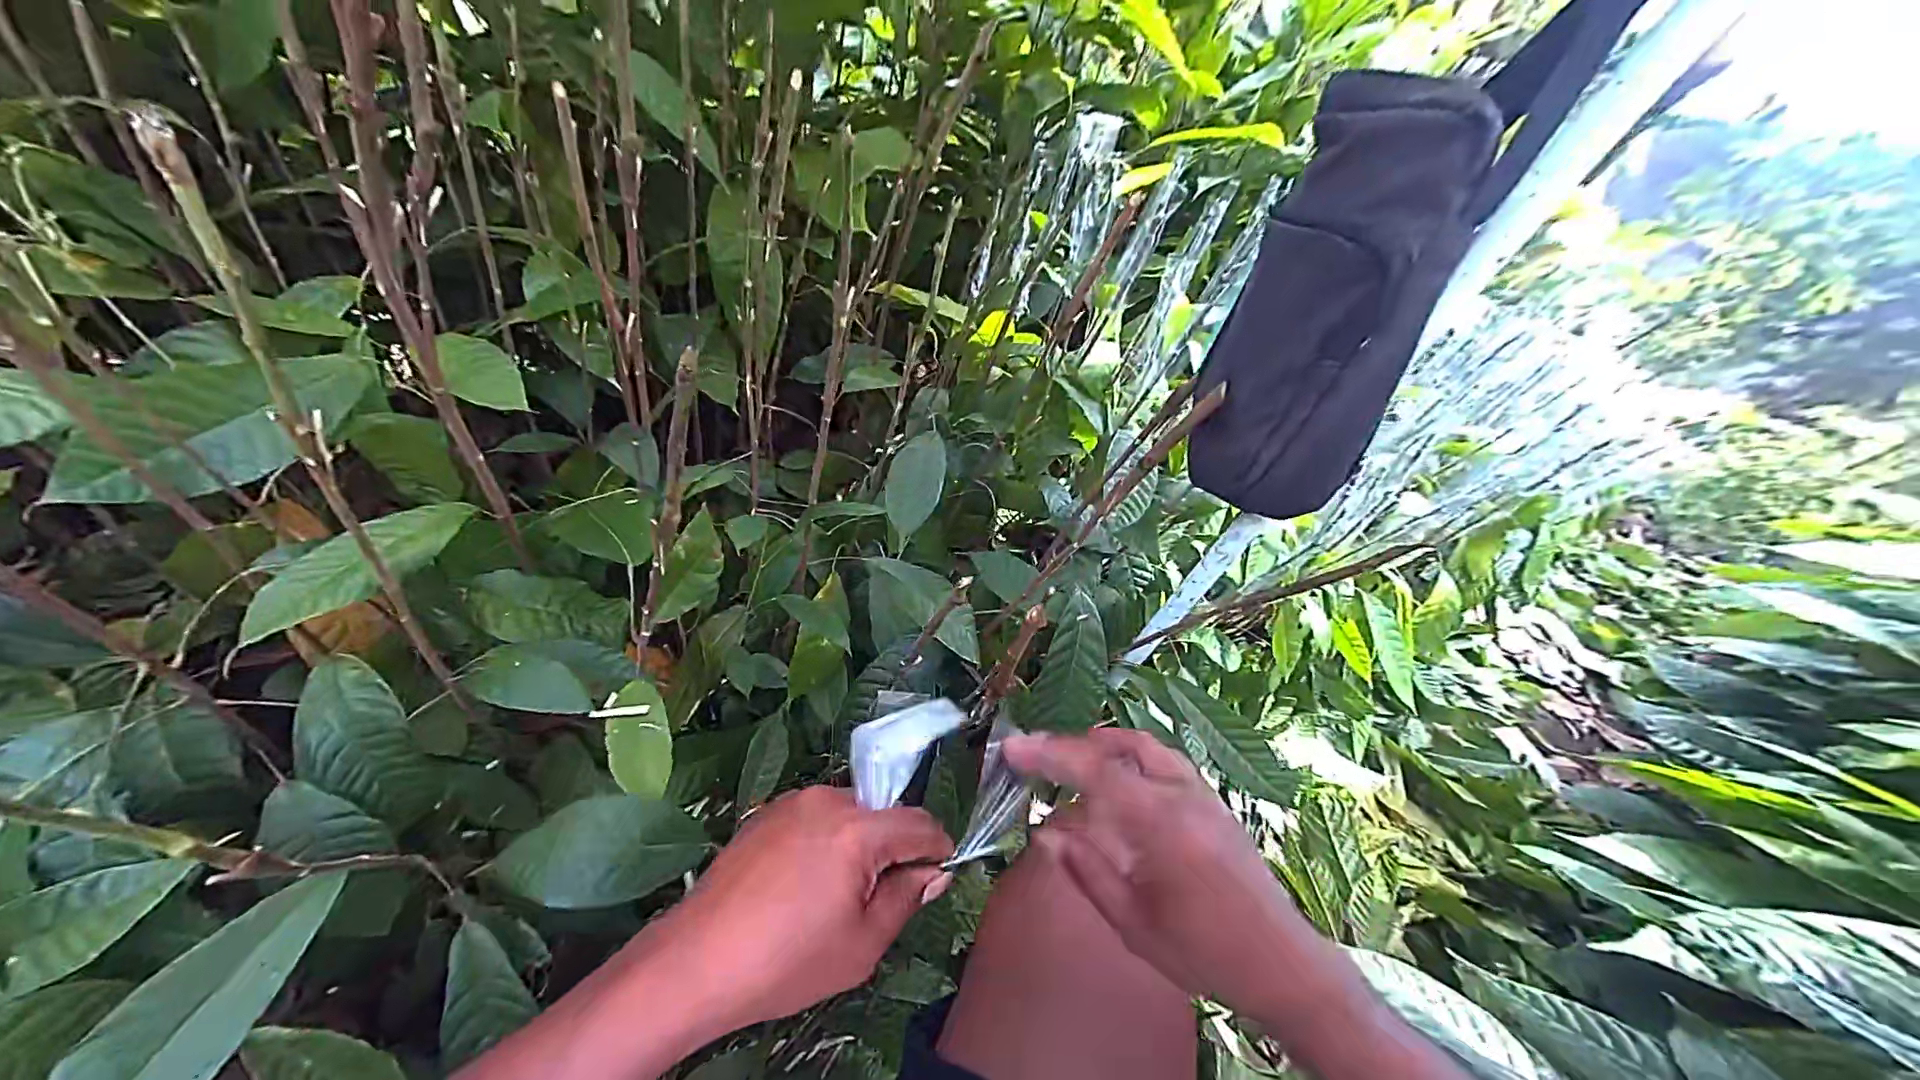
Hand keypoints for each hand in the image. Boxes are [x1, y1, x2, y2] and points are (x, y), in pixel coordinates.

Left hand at [639, 785, 953, 1027]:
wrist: (694, 963)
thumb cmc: (787, 961)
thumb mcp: (862, 944)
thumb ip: (906, 898)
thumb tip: (934, 872)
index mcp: (858, 828)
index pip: (919, 822)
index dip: (937, 846)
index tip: (939, 870)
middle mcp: (827, 800)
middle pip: (882, 814)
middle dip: (892, 848)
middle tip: (879, 896)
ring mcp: (792, 802)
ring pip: (848, 814)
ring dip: (857, 842)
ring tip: (833, 894)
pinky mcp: (766, 812)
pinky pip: (814, 817)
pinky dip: (825, 840)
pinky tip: (801, 884)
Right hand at [1003, 729, 1318, 1015]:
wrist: (1283, 963)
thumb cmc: (1205, 952)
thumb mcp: (1134, 924)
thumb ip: (1086, 870)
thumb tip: (1044, 832)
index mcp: (1160, 824)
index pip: (1094, 771)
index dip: (1049, 753)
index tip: (1013, 747)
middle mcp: (1182, 795)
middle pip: (1119, 746)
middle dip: (1073, 745)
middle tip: (1037, 757)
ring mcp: (1203, 793)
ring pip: (1145, 746)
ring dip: (1104, 746)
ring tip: (1072, 762)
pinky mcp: (1213, 800)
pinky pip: (1164, 760)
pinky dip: (1131, 757)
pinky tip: (1119, 780)